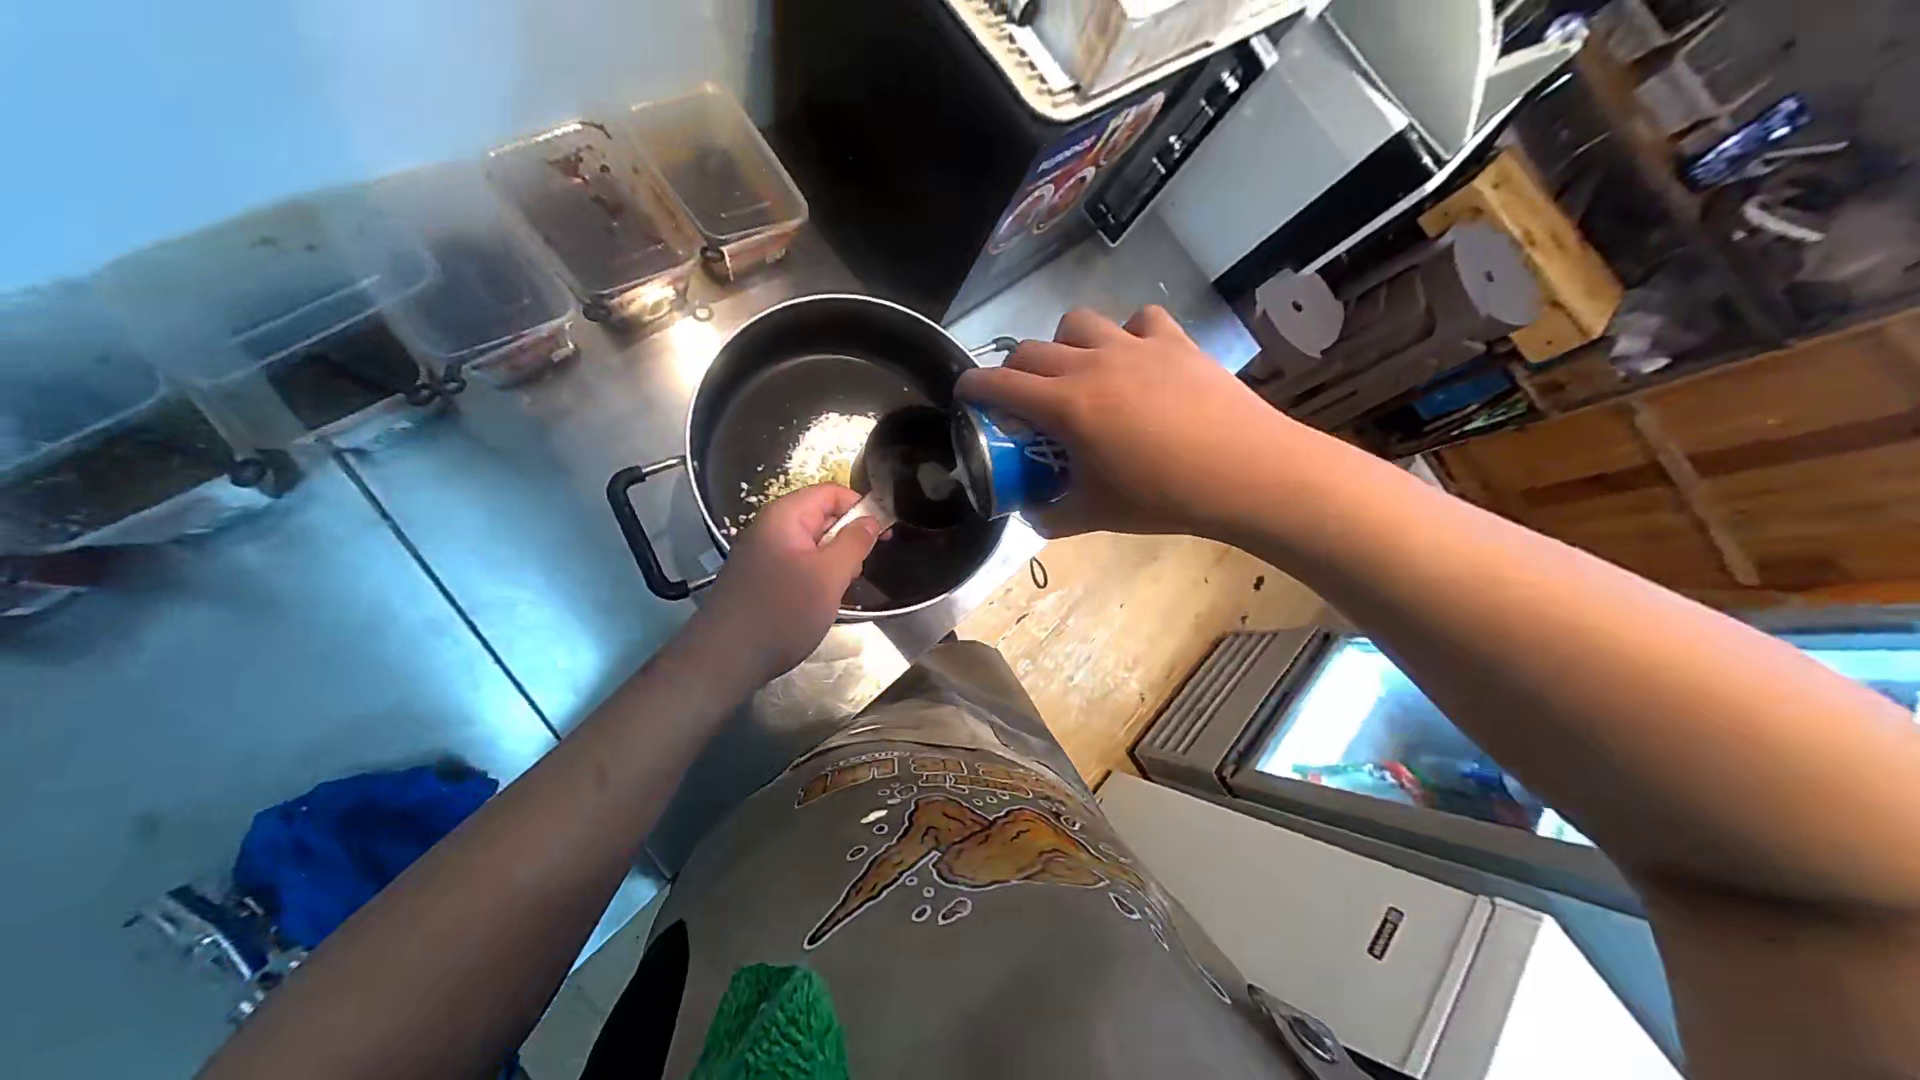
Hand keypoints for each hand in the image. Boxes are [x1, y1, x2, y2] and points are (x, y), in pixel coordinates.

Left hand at [694, 484, 879, 682]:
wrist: (727, 659)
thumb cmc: (782, 612)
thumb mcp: (829, 576)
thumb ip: (854, 542)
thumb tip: (870, 520)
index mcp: (784, 516)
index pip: (830, 492)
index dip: (859, 507)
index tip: (881, 533)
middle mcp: (770, 528)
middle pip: (821, 517)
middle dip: (847, 539)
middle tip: (855, 571)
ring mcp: (762, 554)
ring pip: (812, 545)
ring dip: (832, 563)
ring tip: (836, 592)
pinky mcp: (761, 578)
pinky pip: (797, 565)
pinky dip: (815, 578)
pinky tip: (818, 603)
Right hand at [956, 306, 1297, 539]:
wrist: (1246, 474)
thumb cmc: (1164, 498)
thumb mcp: (1096, 515)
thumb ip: (1052, 514)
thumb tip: (1032, 512)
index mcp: (1067, 406)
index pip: (1001, 384)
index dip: (974, 387)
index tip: (965, 392)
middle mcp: (1092, 365)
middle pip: (1032, 350)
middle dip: (1014, 369)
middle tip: (1020, 395)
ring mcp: (1135, 347)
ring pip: (1079, 323)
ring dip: (1065, 343)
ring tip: (1077, 370)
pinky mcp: (1175, 342)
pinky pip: (1139, 321)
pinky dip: (1127, 335)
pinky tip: (1136, 359)